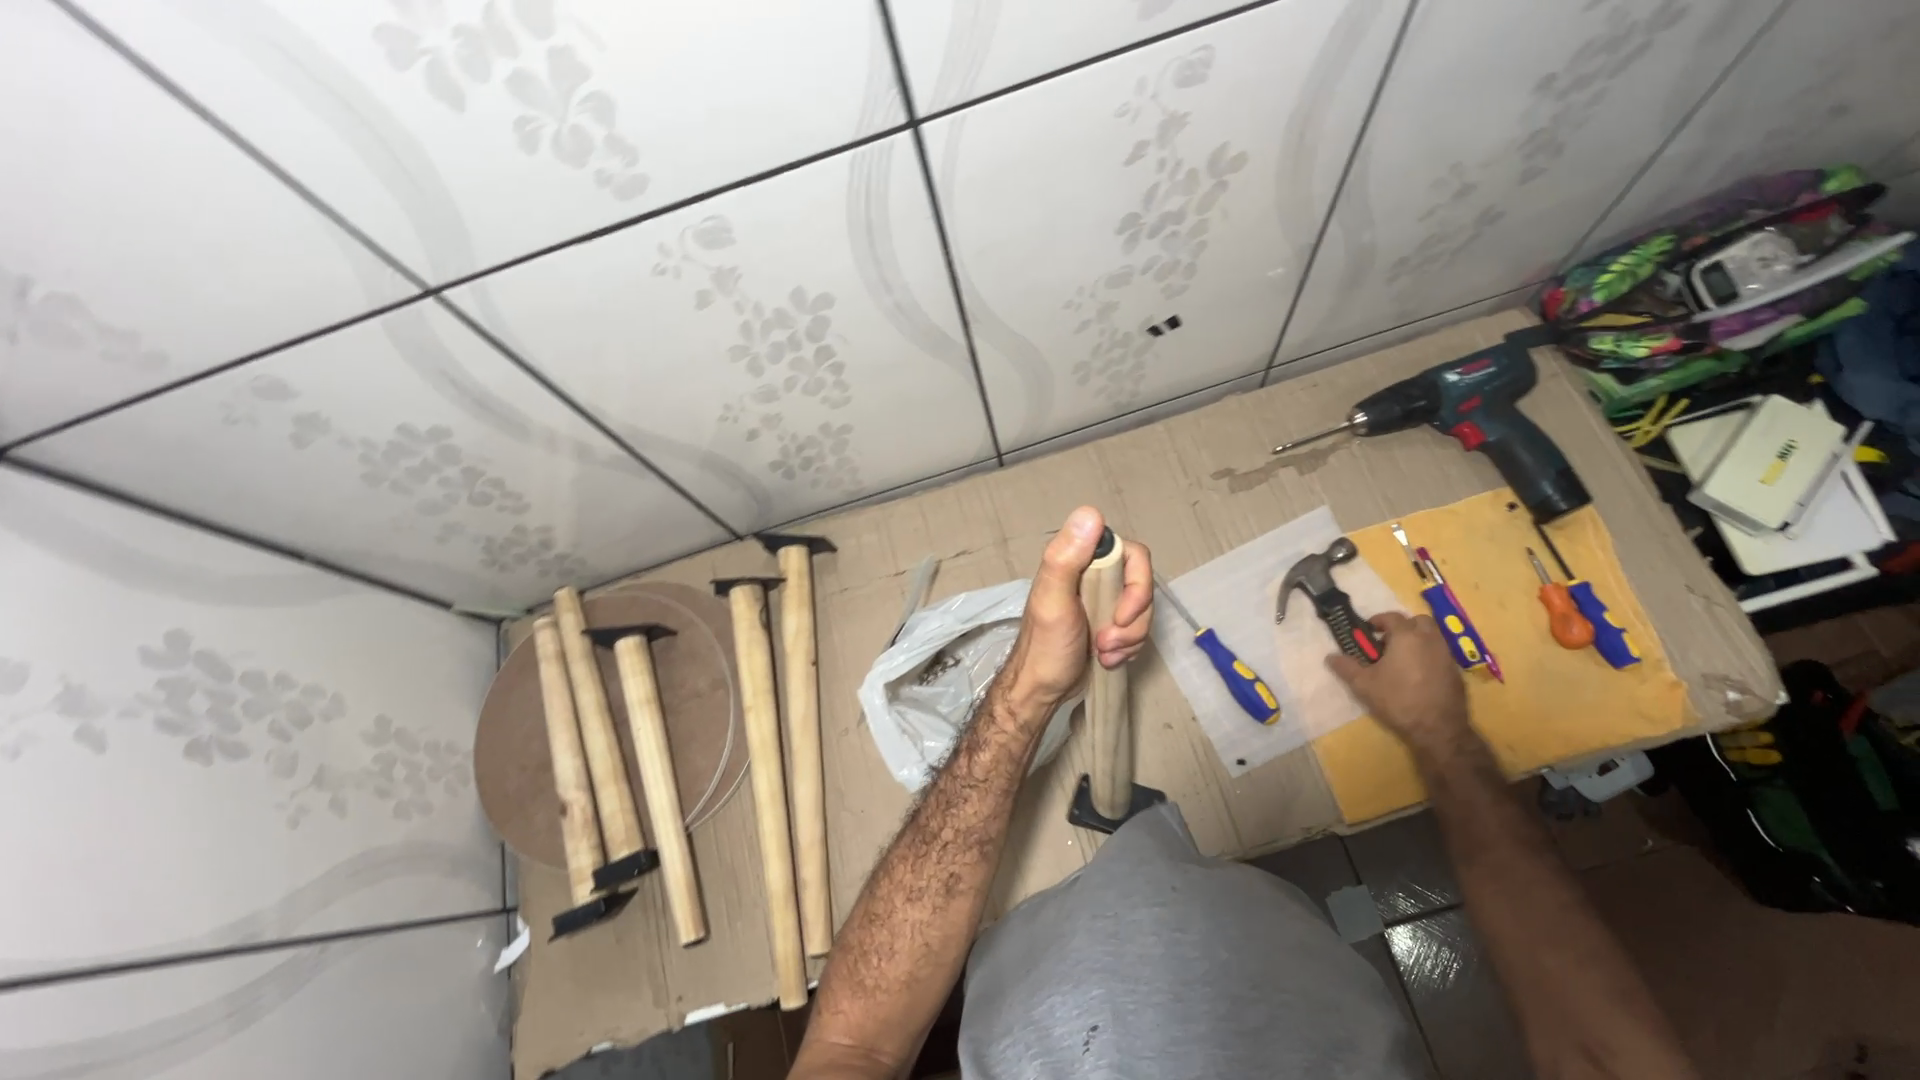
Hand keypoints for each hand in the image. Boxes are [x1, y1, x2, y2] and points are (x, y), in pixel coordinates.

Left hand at [999, 506, 1152, 714]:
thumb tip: (1091, 513)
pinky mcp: (1110, 623)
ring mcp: (1103, 599)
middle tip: (1107, 642)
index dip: (1136, 585)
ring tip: (1103, 653)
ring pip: (1142, 610)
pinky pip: (1138, 628)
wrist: (1042, 690)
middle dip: (1132, 621)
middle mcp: (1093, 574)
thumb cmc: (1044, 646)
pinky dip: (1128, 647)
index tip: (1120, 615)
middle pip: (1141, 585)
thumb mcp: (1053, 600)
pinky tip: (1107, 658)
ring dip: (1129, 638)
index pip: (1131, 555)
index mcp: (1079, 560)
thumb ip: (1066, 557)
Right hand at [1326, 612, 1472, 756]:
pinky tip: (1418, 674)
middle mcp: (1430, 639)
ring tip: (1402, 658)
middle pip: (1418, 621)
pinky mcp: (1456, 671)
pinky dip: (1429, 655)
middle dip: (1403, 626)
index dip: (1378, 620)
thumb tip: (1330, 657)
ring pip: (1432, 635)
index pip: (1392, 617)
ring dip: (1417, 639)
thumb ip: (1346, 667)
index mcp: (1406, 637)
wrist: (1438, 728)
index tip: (1368, 630)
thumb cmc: (1397, 700)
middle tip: (1388, 642)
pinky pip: (1440, 653)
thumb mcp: (1364, 685)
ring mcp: (1447, 655)